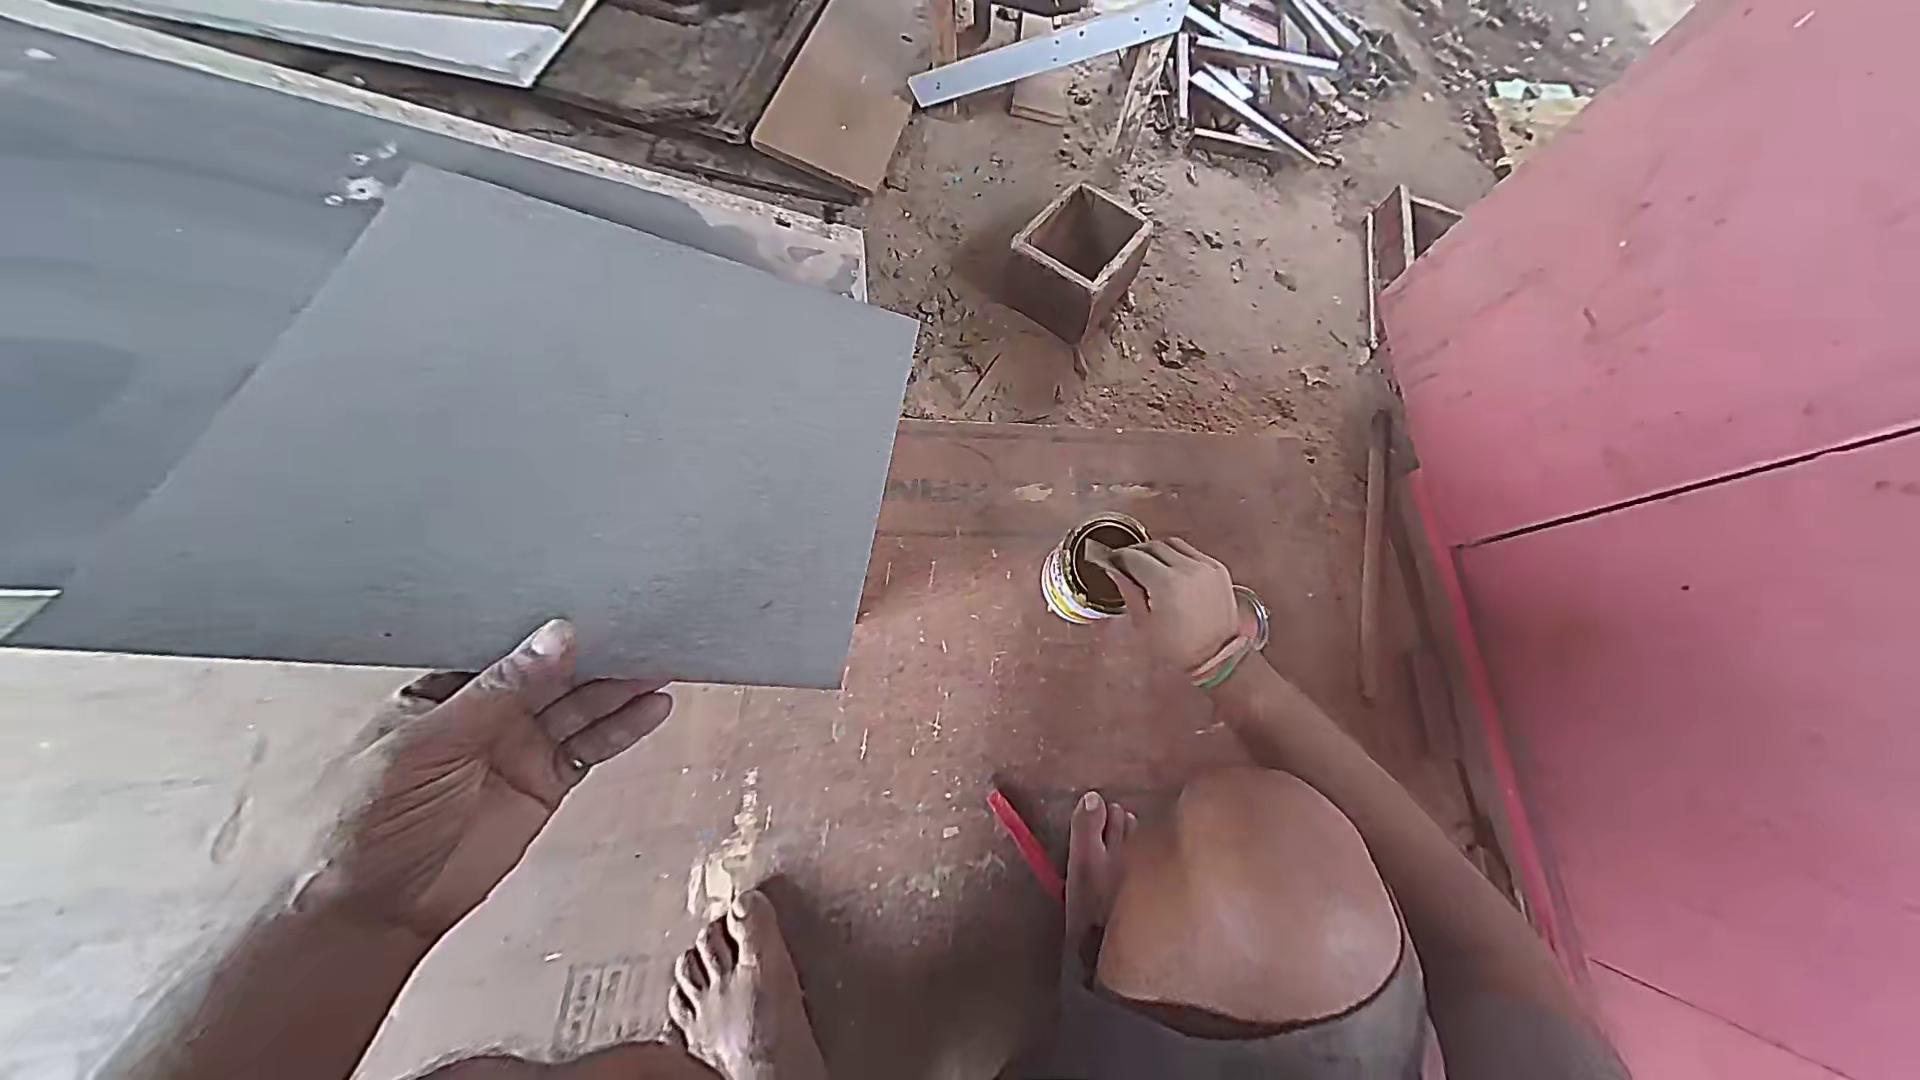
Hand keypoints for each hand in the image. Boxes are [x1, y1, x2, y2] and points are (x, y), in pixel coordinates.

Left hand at [305, 619, 672, 938]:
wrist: (363, 917)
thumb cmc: (360, 823)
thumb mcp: (428, 743)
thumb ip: (501, 690)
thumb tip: (559, 635)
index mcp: (453, 689)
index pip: (517, 648)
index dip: (560, 630)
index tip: (604, 608)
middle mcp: (495, 712)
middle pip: (562, 674)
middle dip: (605, 655)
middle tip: (649, 635)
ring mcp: (525, 746)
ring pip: (587, 707)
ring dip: (625, 688)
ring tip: (665, 666)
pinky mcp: (549, 779)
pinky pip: (595, 746)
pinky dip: (626, 727)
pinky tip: (653, 709)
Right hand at [1101, 538, 1240, 671]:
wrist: (1218, 658)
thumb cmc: (1179, 649)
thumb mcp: (1143, 623)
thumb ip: (1128, 591)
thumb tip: (1115, 571)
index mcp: (1166, 583)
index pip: (1133, 557)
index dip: (1118, 557)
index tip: (1110, 561)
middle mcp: (1187, 569)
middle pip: (1152, 546)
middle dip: (1134, 552)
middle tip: (1124, 563)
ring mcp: (1205, 567)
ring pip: (1172, 544)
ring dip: (1156, 550)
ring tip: (1146, 564)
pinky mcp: (1217, 569)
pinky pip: (1191, 552)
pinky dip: (1176, 555)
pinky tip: (1169, 568)